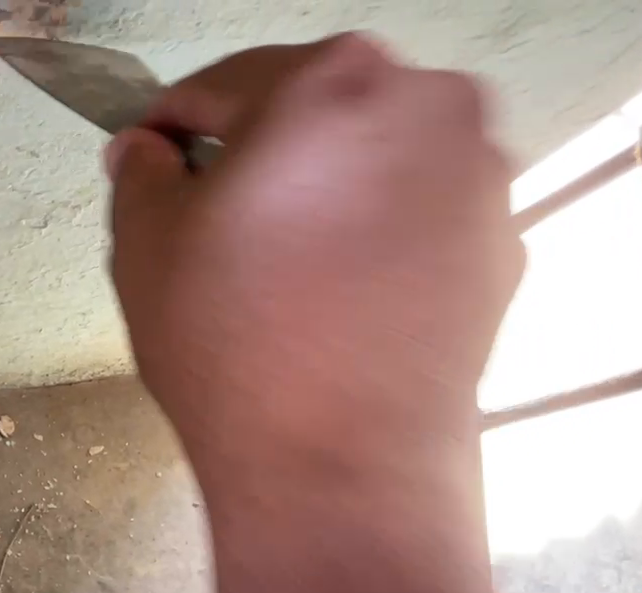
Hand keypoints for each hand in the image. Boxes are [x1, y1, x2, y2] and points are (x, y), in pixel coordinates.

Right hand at [107, 34, 522, 499]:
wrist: (337, 460)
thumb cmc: (227, 343)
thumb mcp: (144, 251)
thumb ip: (138, 178)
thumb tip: (142, 151)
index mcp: (327, 83)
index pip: (221, 85)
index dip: (169, 130)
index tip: (146, 172)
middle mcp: (426, 101)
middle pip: (309, 115)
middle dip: (252, 162)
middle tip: (211, 235)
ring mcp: (480, 174)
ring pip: (368, 165)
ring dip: (315, 198)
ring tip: (275, 280)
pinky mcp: (503, 244)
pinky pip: (413, 220)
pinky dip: (366, 242)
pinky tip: (330, 306)